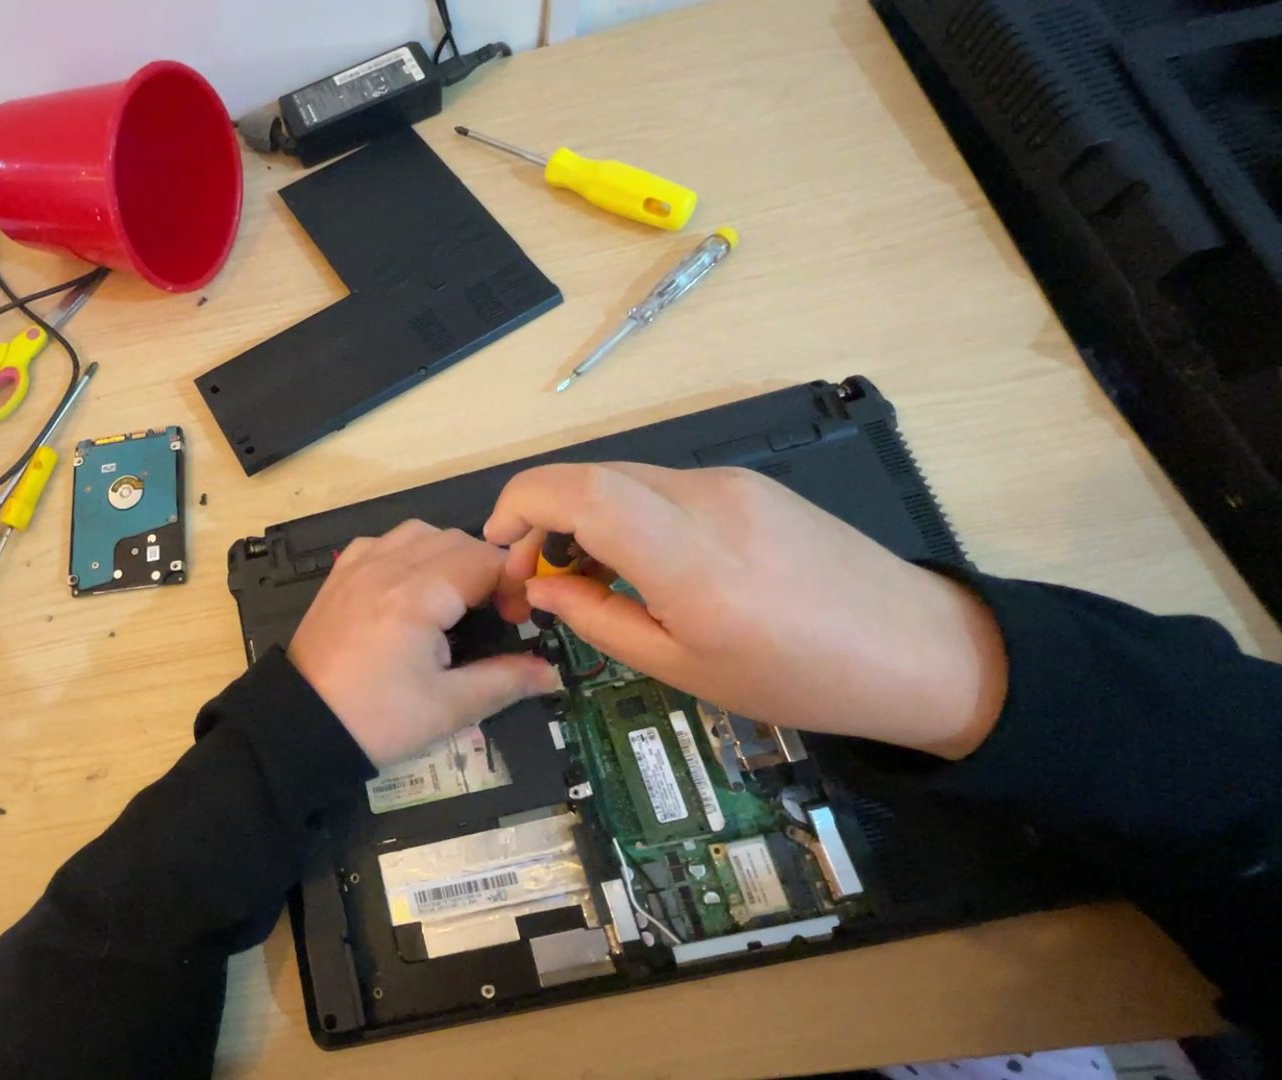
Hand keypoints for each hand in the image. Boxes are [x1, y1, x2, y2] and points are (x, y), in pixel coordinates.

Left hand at [288, 520, 561, 765]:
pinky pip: (382, 542)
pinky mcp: (339, 576)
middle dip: (486, 569)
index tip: (518, 619)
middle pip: (456, 540)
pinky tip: (410, 588)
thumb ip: (505, 682)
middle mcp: (386, 566)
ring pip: (419, 532)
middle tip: (494, 615)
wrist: (300, 726)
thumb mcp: (447, 708)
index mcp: (416, 596)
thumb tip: (550, 673)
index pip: (484, 560)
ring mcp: (357, 566)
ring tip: (454, 599)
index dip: (513, 584)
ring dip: (448, 555)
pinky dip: (407, 553)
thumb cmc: (376, 720)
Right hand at [486, 464, 1007, 758]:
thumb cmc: (797, 679)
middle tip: (533, 576)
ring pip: (620, 478)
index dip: (521, 504)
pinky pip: (657, 486)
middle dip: (539, 516)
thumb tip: (543, 588)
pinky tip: (628, 560)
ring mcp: (728, 482)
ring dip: (578, 516)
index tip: (498, 545)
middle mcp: (704, 499)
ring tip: (577, 574)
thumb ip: (598, 620)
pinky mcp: (744, 483)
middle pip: (590, 476)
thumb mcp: (681, 668)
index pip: (580, 492)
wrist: (921, 651)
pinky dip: (619, 514)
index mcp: (689, 558)